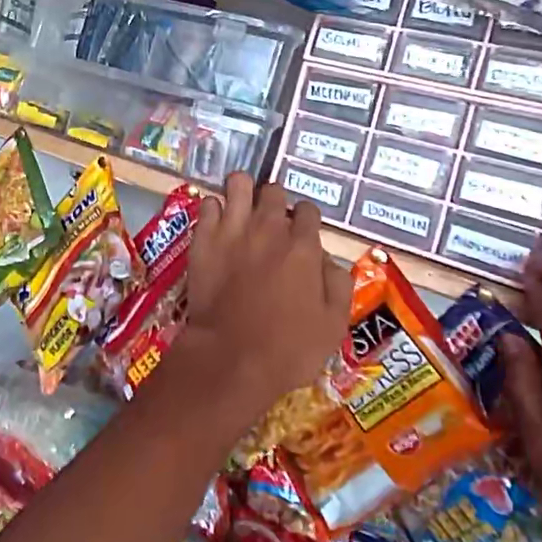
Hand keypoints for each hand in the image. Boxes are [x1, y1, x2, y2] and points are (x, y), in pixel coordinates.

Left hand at [173, 173, 350, 418]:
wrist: (231, 357)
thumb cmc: (288, 349)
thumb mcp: (334, 324)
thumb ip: (337, 283)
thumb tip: (327, 260)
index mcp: (303, 246)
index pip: (307, 210)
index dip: (305, 220)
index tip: (300, 234)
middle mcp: (269, 228)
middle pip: (273, 191)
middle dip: (274, 201)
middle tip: (270, 223)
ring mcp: (232, 229)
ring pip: (238, 183)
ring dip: (242, 192)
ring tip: (242, 208)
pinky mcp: (203, 238)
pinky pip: (207, 204)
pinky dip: (213, 210)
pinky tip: (216, 225)